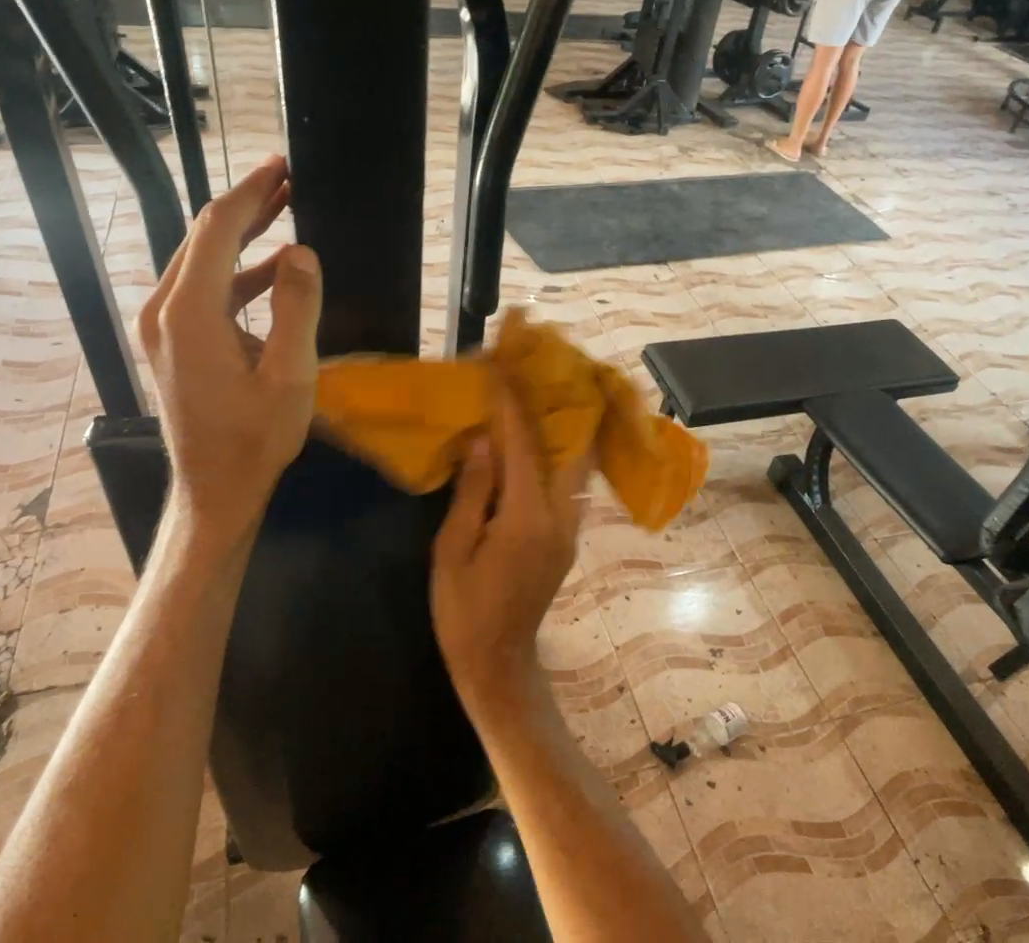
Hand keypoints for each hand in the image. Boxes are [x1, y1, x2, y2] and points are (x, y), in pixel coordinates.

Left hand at [137, 156, 321, 533]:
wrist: (214, 489)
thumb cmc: (255, 439)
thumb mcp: (290, 376)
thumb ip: (296, 308)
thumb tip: (300, 252)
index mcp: (190, 313)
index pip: (218, 229)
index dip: (251, 192)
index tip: (283, 165)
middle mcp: (164, 310)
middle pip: (203, 238)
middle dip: (246, 205)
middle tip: (288, 178)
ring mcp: (161, 327)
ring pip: (201, 261)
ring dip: (242, 236)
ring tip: (284, 211)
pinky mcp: (169, 343)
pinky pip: (201, 290)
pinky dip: (235, 272)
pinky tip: (271, 269)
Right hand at [431, 374, 591, 710]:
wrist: (498, 662)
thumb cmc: (463, 610)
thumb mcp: (452, 550)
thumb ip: (472, 493)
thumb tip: (483, 440)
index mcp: (526, 520)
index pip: (523, 447)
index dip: (512, 404)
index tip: (502, 366)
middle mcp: (559, 519)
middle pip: (569, 450)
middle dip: (555, 408)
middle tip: (538, 371)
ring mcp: (569, 530)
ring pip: (575, 467)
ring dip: (560, 430)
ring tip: (540, 396)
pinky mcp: (566, 539)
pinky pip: (568, 485)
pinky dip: (557, 456)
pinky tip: (537, 441)